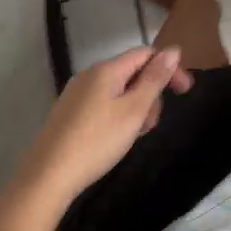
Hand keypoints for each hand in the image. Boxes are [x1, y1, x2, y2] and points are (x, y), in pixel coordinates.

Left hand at [16, 47, 193, 202]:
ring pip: (118, 91)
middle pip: (133, 72)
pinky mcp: (67, 115)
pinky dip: (117, 116)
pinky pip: (102, 104)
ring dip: (135, 107)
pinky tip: (114, 139)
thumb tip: (173, 50)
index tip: (185, 91)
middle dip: (150, 93)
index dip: (169, 68)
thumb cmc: (96, 141)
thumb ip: (155, 78)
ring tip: (134, 135)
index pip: (146, 53)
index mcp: (107, 69)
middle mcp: (89, 75)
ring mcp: (75, 95)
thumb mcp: (134, 110)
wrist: (45, 179)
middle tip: (151, 124)